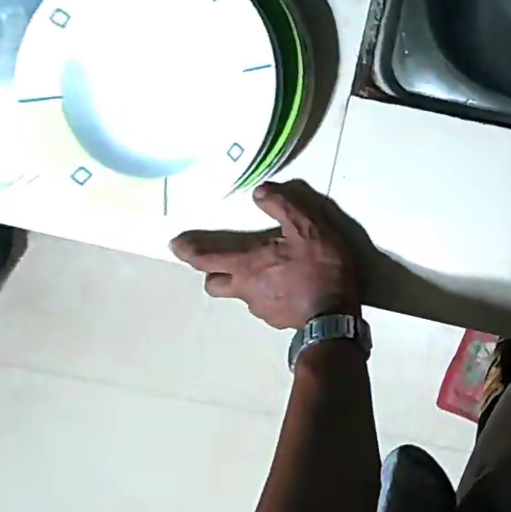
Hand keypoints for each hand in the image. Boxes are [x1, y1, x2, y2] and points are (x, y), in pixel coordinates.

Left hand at [170, 181, 359, 328]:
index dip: (187, 250)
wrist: (335, 314)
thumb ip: (282, 206)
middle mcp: (245, 288)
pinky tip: (288, 287)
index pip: (205, 258)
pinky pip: (263, 304)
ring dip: (243, 282)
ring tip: (264, 272)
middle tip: (220, 261)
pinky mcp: (276, 320)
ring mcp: (260, 308)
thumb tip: (258, 191)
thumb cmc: (319, 266)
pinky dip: (268, 294)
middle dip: (212, 271)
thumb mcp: (307, 227)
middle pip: (214, 281)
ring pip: (239, 294)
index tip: (175, 245)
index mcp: (246, 264)